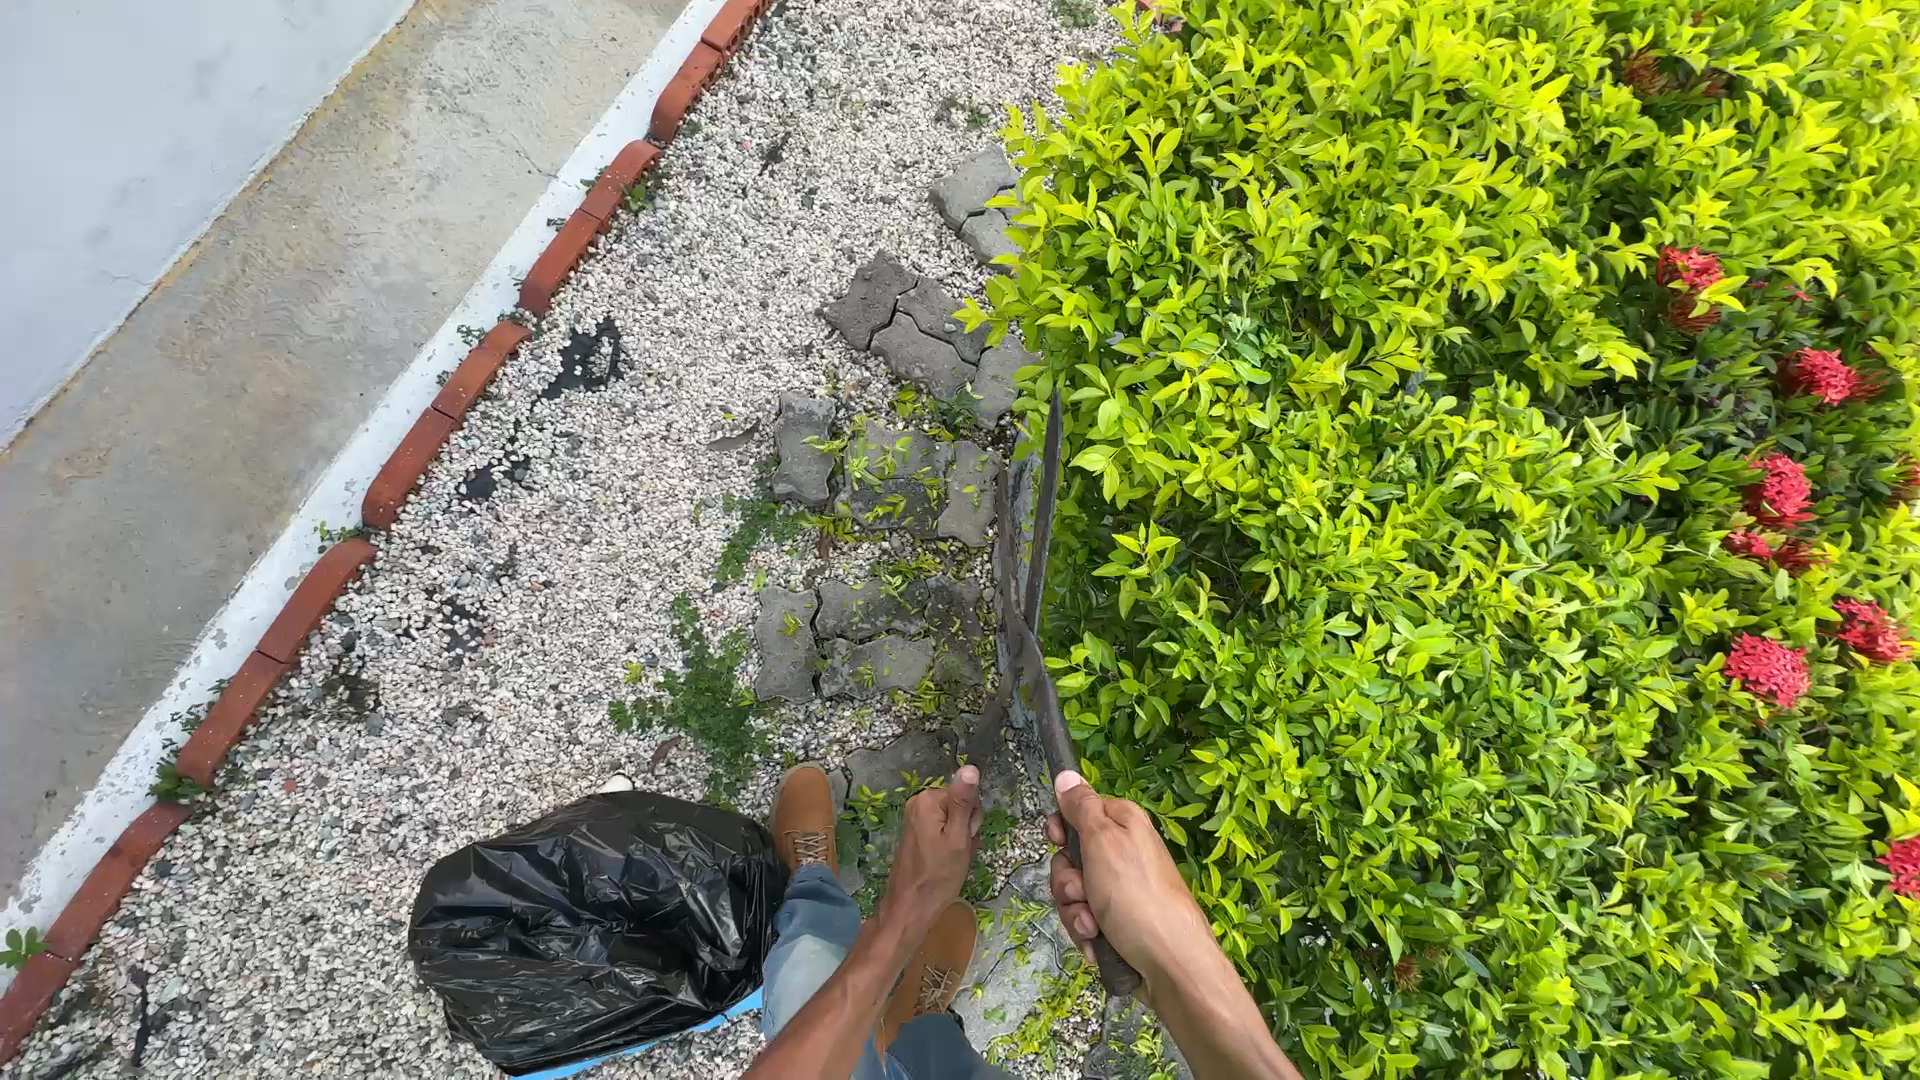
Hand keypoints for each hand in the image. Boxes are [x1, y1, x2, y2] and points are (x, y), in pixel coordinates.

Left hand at [880, 765, 982, 936]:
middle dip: (965, 829)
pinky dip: (949, 845)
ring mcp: (914, 818)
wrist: (910, 910)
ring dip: (959, 839)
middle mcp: (918, 803)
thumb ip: (964, 802)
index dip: (971, 820)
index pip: (966, 795)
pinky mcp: (915, 832)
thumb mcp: (958, 839)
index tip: (965, 840)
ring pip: (953, 820)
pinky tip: (946, 862)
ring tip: (953, 860)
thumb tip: (970, 767)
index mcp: (928, 800)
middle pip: (959, 805)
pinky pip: (942, 830)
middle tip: (959, 852)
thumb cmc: (938, 876)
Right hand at [1047, 770, 1217, 999]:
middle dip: (1068, 881)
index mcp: (1123, 823)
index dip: (1062, 829)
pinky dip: (1087, 933)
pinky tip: (1099, 943)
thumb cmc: (1136, 896)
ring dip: (1076, 911)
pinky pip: (1085, 920)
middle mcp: (1122, 852)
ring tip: (1094, 926)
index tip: (1058, 842)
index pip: (1078, 811)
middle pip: (1070, 856)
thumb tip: (1066, 774)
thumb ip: (1082, 807)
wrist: (1171, 967)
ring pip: (1074, 891)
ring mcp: (1121, 890)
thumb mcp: (1103, 841)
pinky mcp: (1118, 923)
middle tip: (1083, 893)